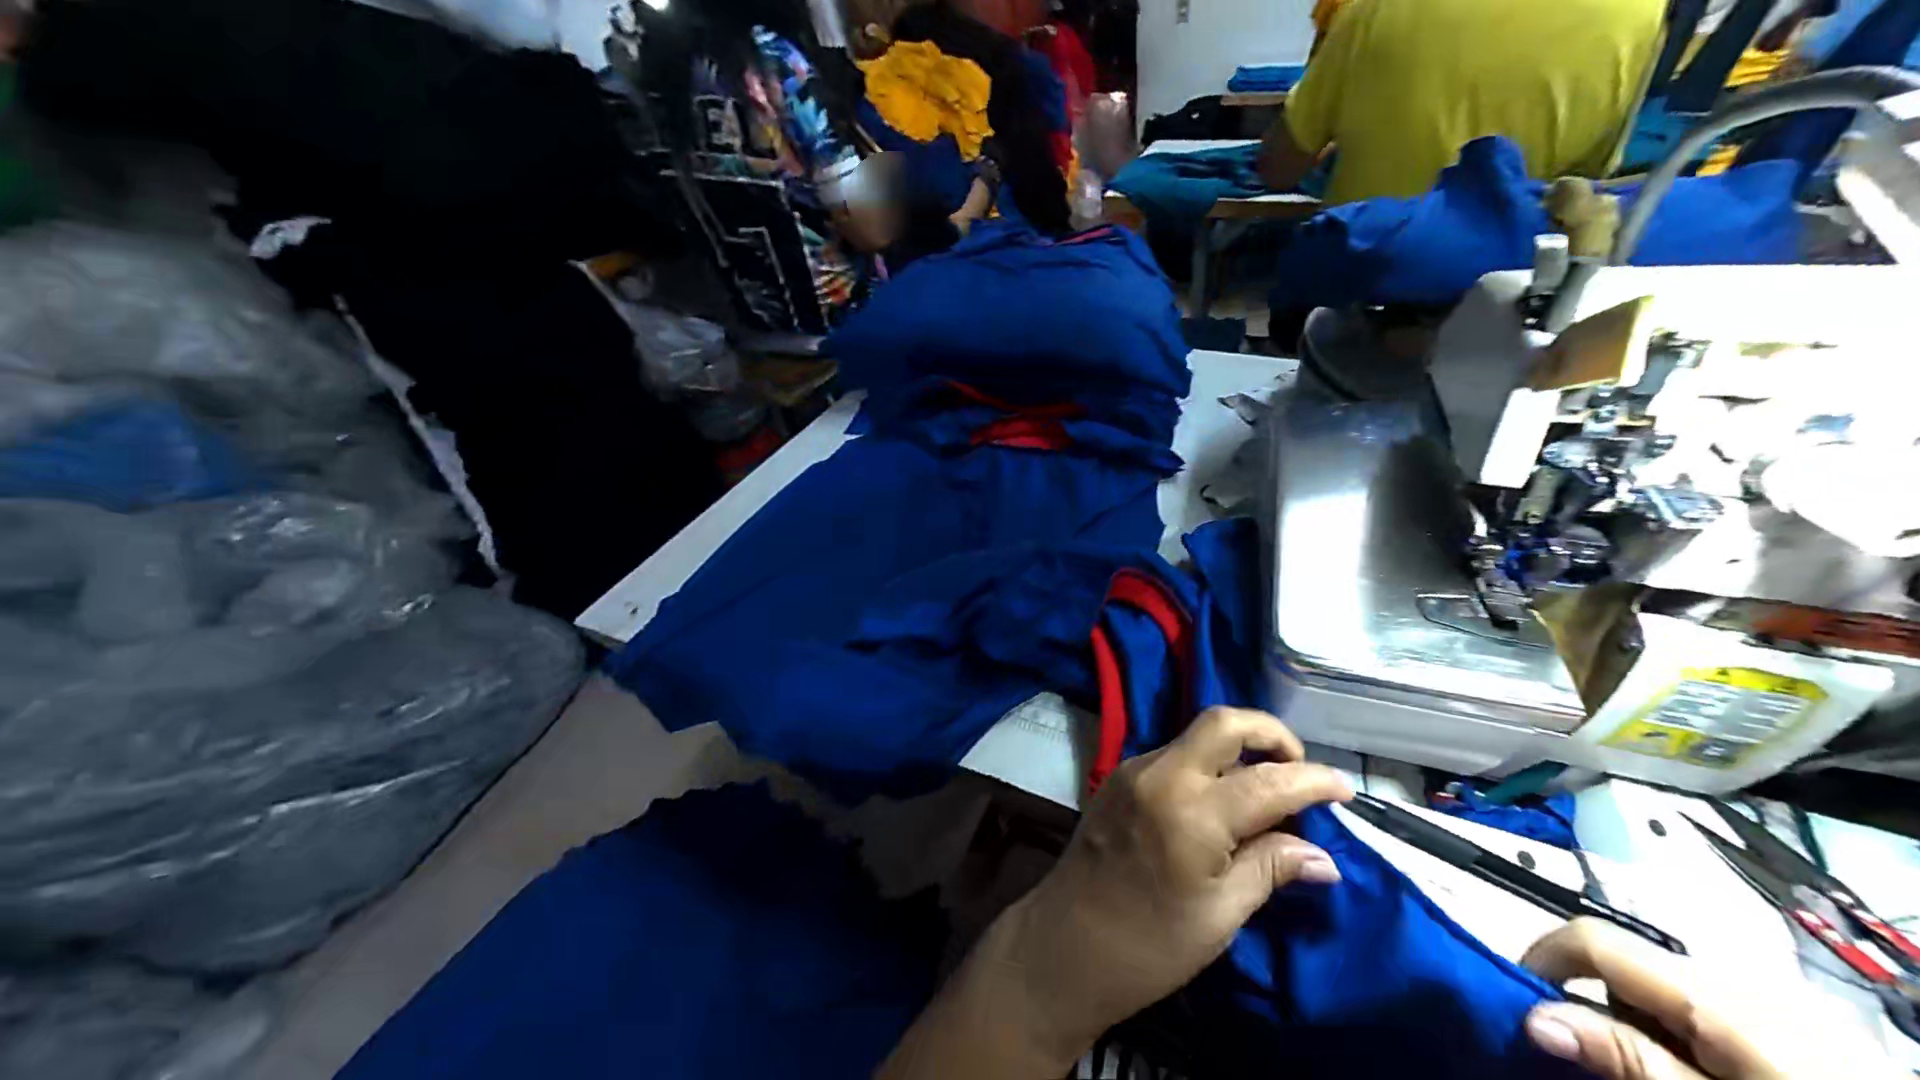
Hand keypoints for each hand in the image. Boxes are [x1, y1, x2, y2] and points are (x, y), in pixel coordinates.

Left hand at [877, 708, 1351, 1078]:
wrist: (1065, 944)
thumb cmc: (1149, 944)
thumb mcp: (1220, 915)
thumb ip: (1270, 868)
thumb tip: (1323, 856)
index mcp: (1191, 810)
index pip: (1269, 779)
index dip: (1314, 781)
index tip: (1344, 789)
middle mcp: (1159, 774)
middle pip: (1223, 722)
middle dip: (1270, 733)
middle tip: (1299, 769)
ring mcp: (1132, 771)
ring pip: (1195, 736)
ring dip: (1236, 750)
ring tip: (1265, 791)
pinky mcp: (1117, 777)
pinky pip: (1172, 754)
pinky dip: (1205, 765)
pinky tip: (1220, 801)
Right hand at [1520, 918, 1902, 1079]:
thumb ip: (1631, 1061)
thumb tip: (1535, 1014)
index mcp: (1721, 995)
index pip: (1591, 936)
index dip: (1540, 958)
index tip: (1516, 1004)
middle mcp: (1745, 983)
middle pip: (1626, 962)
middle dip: (1587, 1001)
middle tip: (1577, 1058)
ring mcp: (1782, 1007)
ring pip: (1664, 988)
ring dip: (1631, 1022)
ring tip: (1634, 1072)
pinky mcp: (1806, 1034)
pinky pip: (1710, 1011)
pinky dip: (1677, 1035)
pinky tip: (1689, 1073)